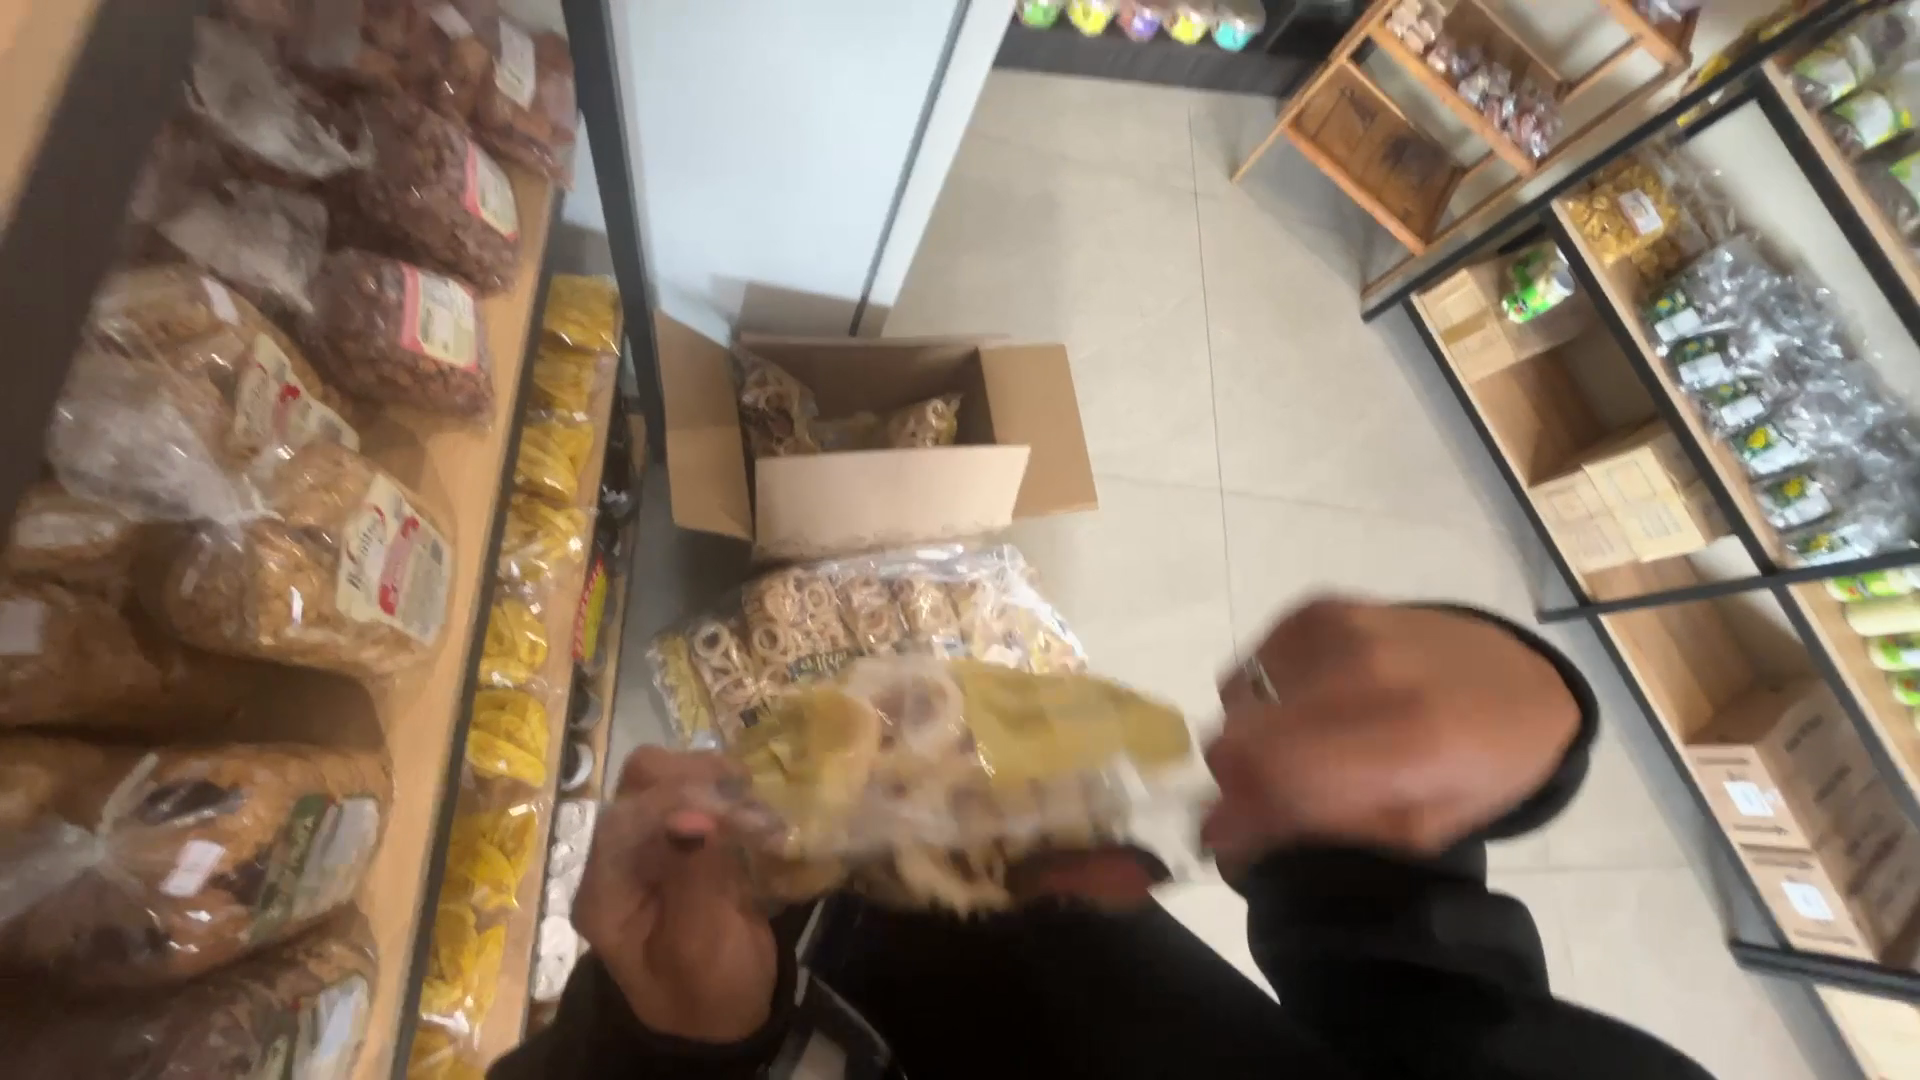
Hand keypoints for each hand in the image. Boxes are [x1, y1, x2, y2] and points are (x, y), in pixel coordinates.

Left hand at [573, 748, 777, 1042]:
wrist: (726, 1018)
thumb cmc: (707, 993)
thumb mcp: (697, 947)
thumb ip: (692, 878)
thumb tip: (692, 814)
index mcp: (607, 889)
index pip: (626, 814)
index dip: (676, 797)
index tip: (732, 808)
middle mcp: (623, 857)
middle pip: (644, 780)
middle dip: (697, 775)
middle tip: (747, 794)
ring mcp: (656, 843)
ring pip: (676, 776)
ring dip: (719, 781)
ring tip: (760, 812)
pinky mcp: (688, 839)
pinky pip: (704, 793)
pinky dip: (734, 793)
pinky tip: (761, 816)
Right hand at [1201, 599, 1578, 868]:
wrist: (1515, 678)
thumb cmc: (1477, 768)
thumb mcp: (1420, 827)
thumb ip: (1323, 830)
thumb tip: (1224, 838)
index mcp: (1410, 741)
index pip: (1277, 772)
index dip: (1233, 809)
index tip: (1219, 834)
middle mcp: (1366, 671)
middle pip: (1242, 732)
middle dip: (1235, 773)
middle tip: (1260, 791)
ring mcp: (1336, 629)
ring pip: (1235, 695)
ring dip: (1249, 730)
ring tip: (1294, 741)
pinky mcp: (1315, 607)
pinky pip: (1250, 663)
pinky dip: (1261, 693)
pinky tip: (1303, 701)